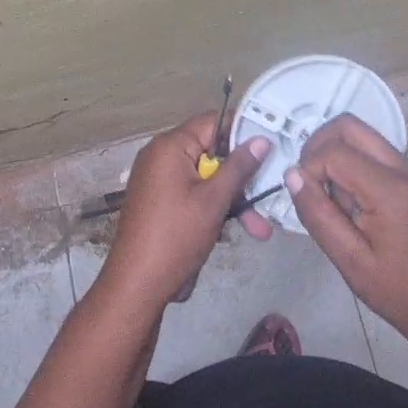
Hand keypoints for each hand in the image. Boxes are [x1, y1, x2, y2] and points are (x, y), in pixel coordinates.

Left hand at [102, 114, 273, 305]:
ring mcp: (159, 181)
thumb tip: (261, 138)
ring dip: (231, 200)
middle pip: (211, 154)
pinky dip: (212, 208)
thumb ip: (239, 167)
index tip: (270, 146)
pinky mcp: (160, 202)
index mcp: (170, 146)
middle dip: (241, 180)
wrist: (137, 284)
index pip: (212, 123)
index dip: (242, 132)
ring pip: (205, 179)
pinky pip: (193, 194)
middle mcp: (161, 157)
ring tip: (259, 230)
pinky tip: (231, 231)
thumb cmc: (176, 235)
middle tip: (268, 198)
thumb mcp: (214, 200)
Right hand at [285, 114, 407, 341]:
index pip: (334, 151)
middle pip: (348, 126)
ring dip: (336, 155)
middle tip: (309, 183)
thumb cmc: (397, 290)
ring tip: (333, 200)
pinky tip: (351, 203)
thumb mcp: (349, 260)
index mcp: (389, 188)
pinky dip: (352, 164)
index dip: (308, 168)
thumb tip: (292, 175)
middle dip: (318, 147)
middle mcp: (403, 167)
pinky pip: (373, 152)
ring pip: (361, 135)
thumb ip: (318, 214)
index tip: (305, 199)